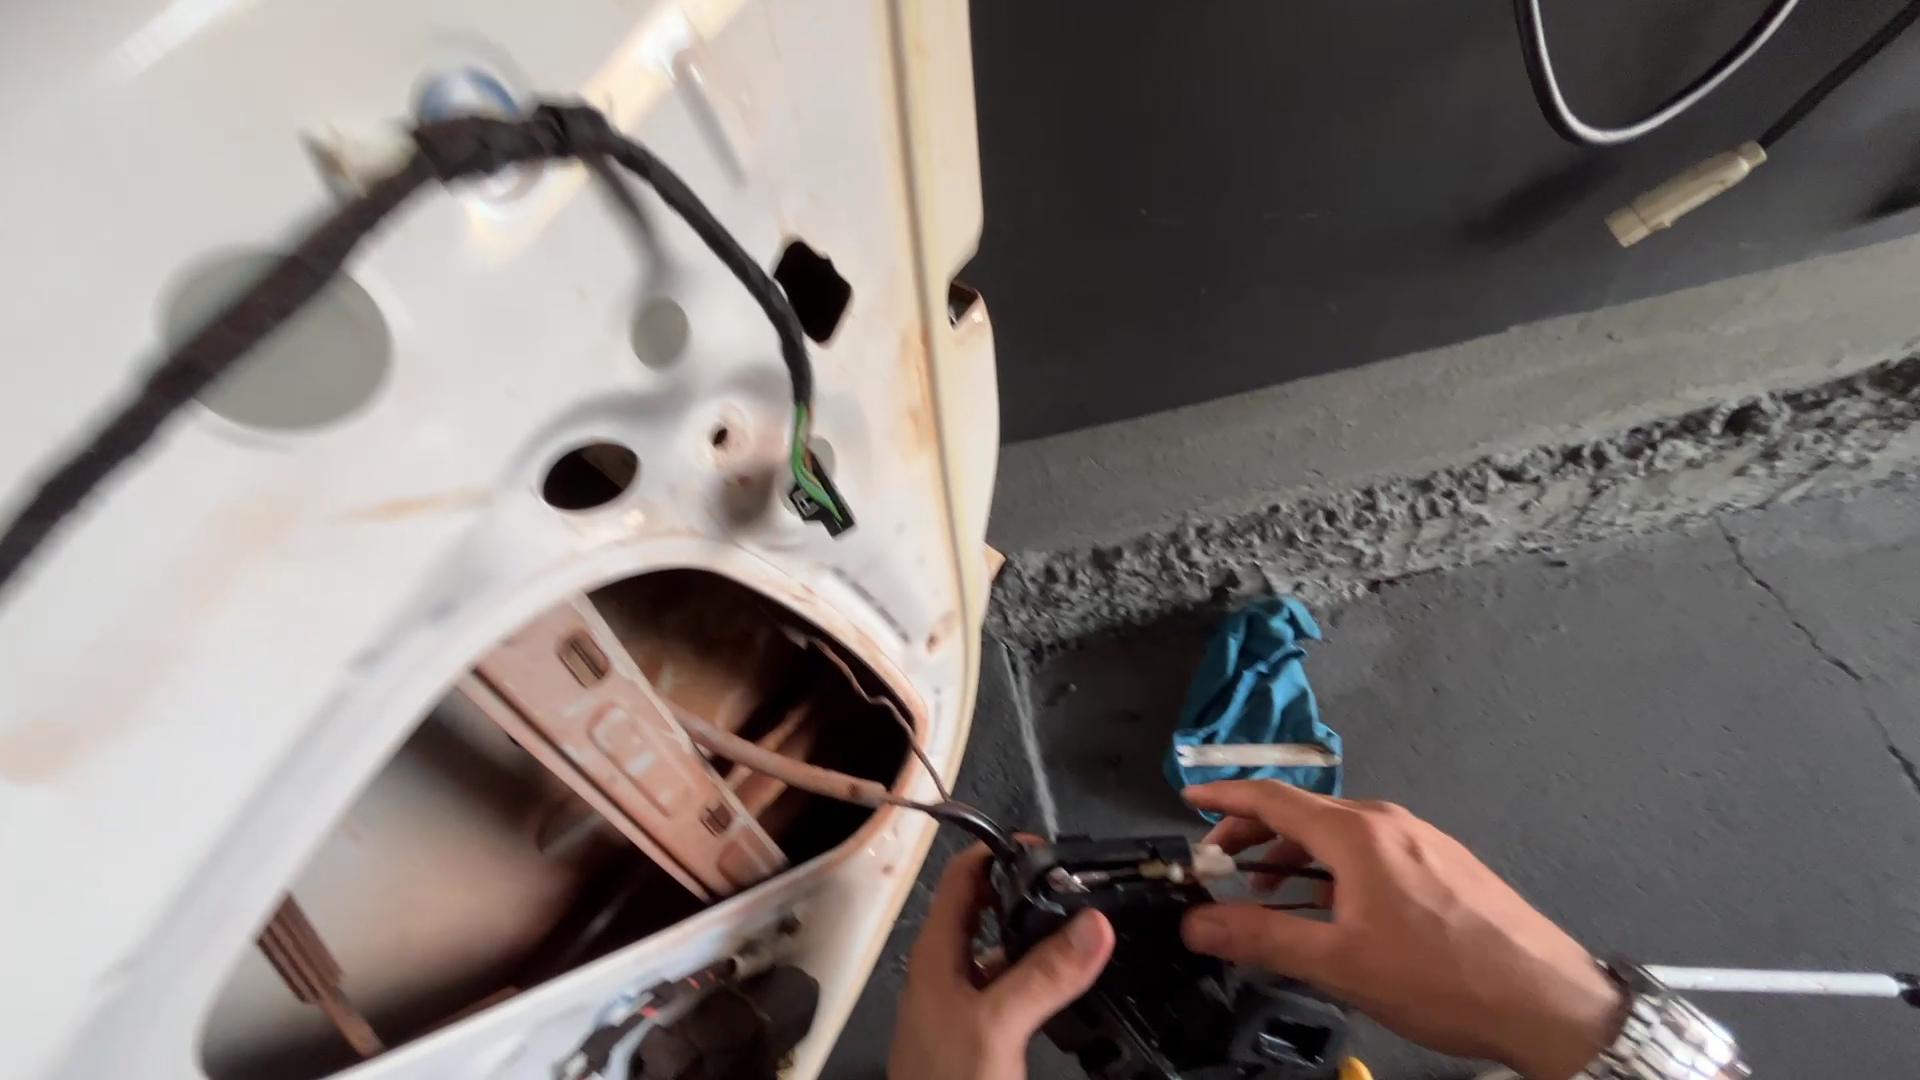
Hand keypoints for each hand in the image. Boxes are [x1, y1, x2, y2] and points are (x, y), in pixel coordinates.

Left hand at [890, 843, 1115, 1079]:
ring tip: (1080, 926)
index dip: (997, 851)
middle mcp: (946, 967)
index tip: (1046, 847)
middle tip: (1074, 885)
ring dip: (1032, 933)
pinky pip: (1008, 986)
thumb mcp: (999, 1025)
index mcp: (937, 950)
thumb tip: (1097, 919)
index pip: (963, 876)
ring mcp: (960, 1002)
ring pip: (998, 950)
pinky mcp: (978, 1033)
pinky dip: (1034, 974)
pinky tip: (1065, 983)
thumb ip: (1045, 974)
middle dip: (1024, 890)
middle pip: (983, 909)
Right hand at [1180, 780, 1625, 1079]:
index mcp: (1354, 833)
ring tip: (1268, 889)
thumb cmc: (1442, 978)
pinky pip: (1366, 845)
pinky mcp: (1440, 858)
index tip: (1188, 798)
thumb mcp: (1340, 963)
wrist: (1558, 1006)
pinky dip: (1328, 862)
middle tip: (1219, 861)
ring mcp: (1416, 836)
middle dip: (1251, 830)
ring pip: (1333, 828)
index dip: (1223, 796)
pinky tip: (1329, 902)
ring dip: (1290, 851)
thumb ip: (1260, 937)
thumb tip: (1196, 926)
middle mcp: (1383, 820)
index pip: (1270, 797)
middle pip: (1299, 809)